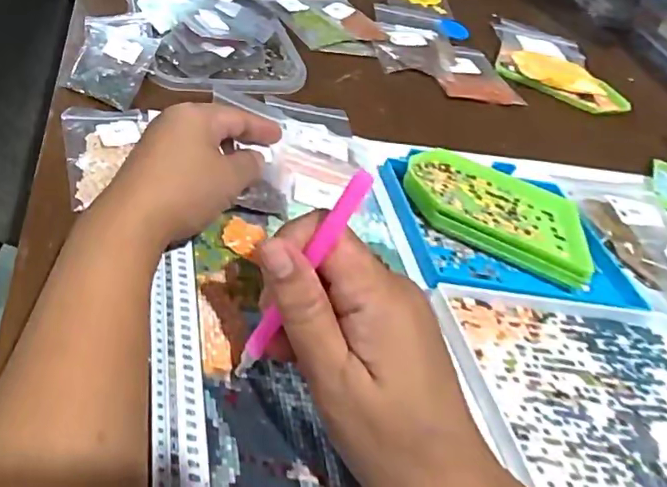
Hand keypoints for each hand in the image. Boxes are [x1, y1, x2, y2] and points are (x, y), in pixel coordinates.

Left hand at [92, 103, 279, 249]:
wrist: (132, 216)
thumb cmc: (186, 190)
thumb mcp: (228, 178)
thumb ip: (248, 164)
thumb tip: (253, 156)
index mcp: (195, 115)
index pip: (236, 116)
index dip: (260, 127)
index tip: (279, 136)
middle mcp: (173, 119)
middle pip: (214, 123)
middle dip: (239, 135)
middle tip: (261, 146)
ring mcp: (156, 138)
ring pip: (197, 138)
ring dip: (220, 150)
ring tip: (239, 164)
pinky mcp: (146, 158)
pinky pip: (183, 152)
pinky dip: (202, 161)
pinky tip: (210, 177)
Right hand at [257, 213, 516, 486]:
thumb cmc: (388, 439)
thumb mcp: (332, 374)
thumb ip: (301, 306)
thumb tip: (268, 244)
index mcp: (379, 291)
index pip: (324, 227)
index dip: (288, 246)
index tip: (269, 295)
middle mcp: (391, 285)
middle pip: (324, 253)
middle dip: (289, 285)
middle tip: (273, 337)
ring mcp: (397, 305)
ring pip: (330, 279)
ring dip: (301, 308)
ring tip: (288, 355)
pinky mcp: (396, 325)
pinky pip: (347, 301)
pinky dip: (321, 321)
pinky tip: (310, 357)